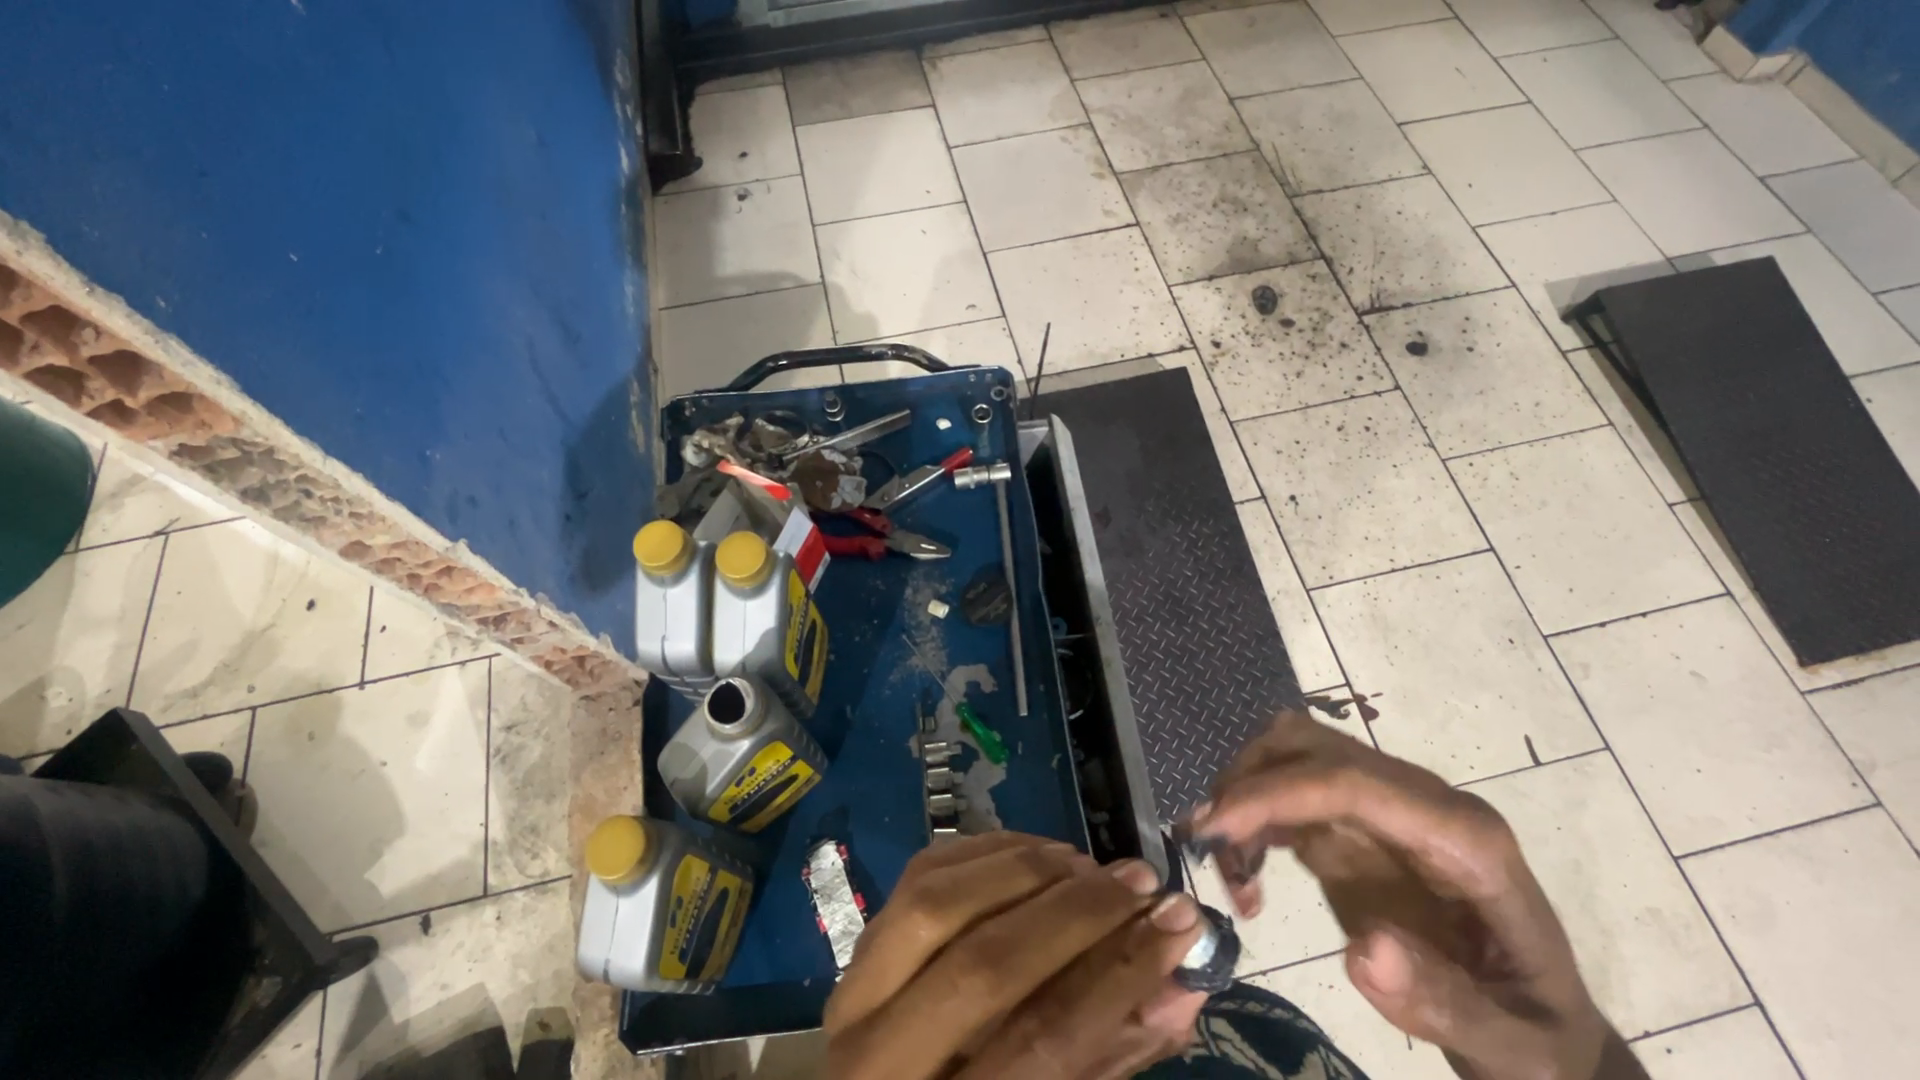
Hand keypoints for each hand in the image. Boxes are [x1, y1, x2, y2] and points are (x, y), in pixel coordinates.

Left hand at [823, 832, 1209, 1079]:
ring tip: (1088, 864)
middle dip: (1076, 913)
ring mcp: (855, 995)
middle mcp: (882, 1059)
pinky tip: (1039, 851)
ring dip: (1025, 871)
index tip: (1180, 920)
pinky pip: (921, 875)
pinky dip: (985, 852)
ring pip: (939, 905)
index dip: (1120, 973)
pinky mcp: (856, 944)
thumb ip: (1110, 1049)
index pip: (1045, 1039)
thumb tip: (1182, 979)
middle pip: (987, 966)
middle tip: (1141, 880)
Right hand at [1190, 711, 1639, 1079]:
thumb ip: (1442, 1002)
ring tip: (1228, 872)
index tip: (1212, 831)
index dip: (1274, 793)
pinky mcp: (1358, 829)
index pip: (1352, 782)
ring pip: (1293, 755)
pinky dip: (1251, 822)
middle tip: (1204, 848)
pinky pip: (1289, 796)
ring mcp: (1386, 810)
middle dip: (1247, 784)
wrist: (1541, 1025)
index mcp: (1462, 839)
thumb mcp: (1509, 1045)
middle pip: (1312, 747)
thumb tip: (1359, 950)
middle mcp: (1421, 804)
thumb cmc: (1531, 1033)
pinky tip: (1245, 878)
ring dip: (1243, 796)